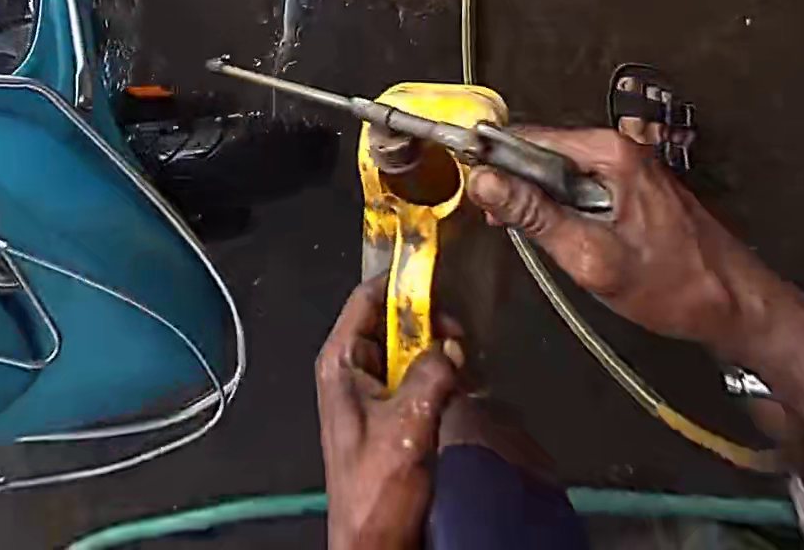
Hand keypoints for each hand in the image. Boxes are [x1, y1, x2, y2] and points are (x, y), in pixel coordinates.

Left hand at [316, 275, 463, 549]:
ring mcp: (369, 386)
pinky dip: (435, 371)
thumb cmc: (375, 490)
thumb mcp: (406, 428)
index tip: (434, 280)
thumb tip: (452, 346)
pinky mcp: (387, 407)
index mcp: (341, 359)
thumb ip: (431, 378)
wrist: (373, 545)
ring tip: (462, 356)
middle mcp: (351, 365)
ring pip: (404, 346)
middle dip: (425, 321)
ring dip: (434, 348)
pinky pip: (412, 373)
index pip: (366, 298)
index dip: (398, 284)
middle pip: (388, 320)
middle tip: (458, 333)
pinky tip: (458, 379)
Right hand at [465, 127, 781, 356]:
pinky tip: (558, 231)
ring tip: (528, 231)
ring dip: (534, 198)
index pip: (525, 139)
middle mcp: (616, 148)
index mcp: (608, 152)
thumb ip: (532, 214)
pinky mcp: (626, 183)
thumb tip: (483, 180)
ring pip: (553, 169)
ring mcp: (623, 164)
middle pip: (537, 152)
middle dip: (513, 184)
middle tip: (500, 221)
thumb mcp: (590, 254)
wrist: (741, 310)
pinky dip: (556, 204)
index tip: (474, 189)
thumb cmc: (676, 285)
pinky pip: (574, 183)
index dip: (493, 163)